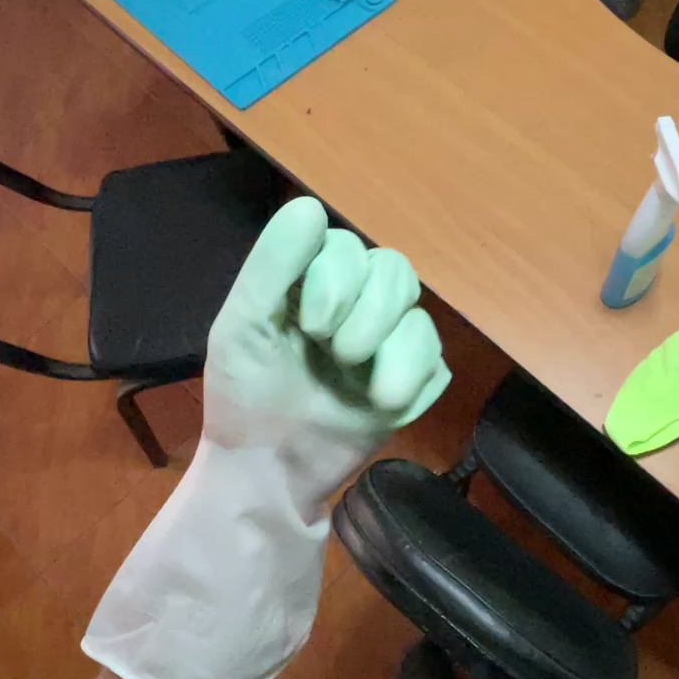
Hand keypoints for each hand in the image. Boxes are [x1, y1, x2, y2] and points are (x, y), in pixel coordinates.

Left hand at [84, 198, 451, 678]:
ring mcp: (390, 346)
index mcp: (317, 284)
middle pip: (397, 271)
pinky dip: (412, 384)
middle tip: (336, 354)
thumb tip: (309, 206)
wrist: (267, 471)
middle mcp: (359, 306)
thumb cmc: (246, 393)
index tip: (308, 325)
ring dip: (394, 350)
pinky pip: (436, 367)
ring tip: (364, 385)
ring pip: (421, 319)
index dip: (336, 281)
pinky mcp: (414, 385)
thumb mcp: (242, 325)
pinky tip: (381, 407)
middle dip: (369, 314)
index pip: (350, 249)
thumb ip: (271, 266)